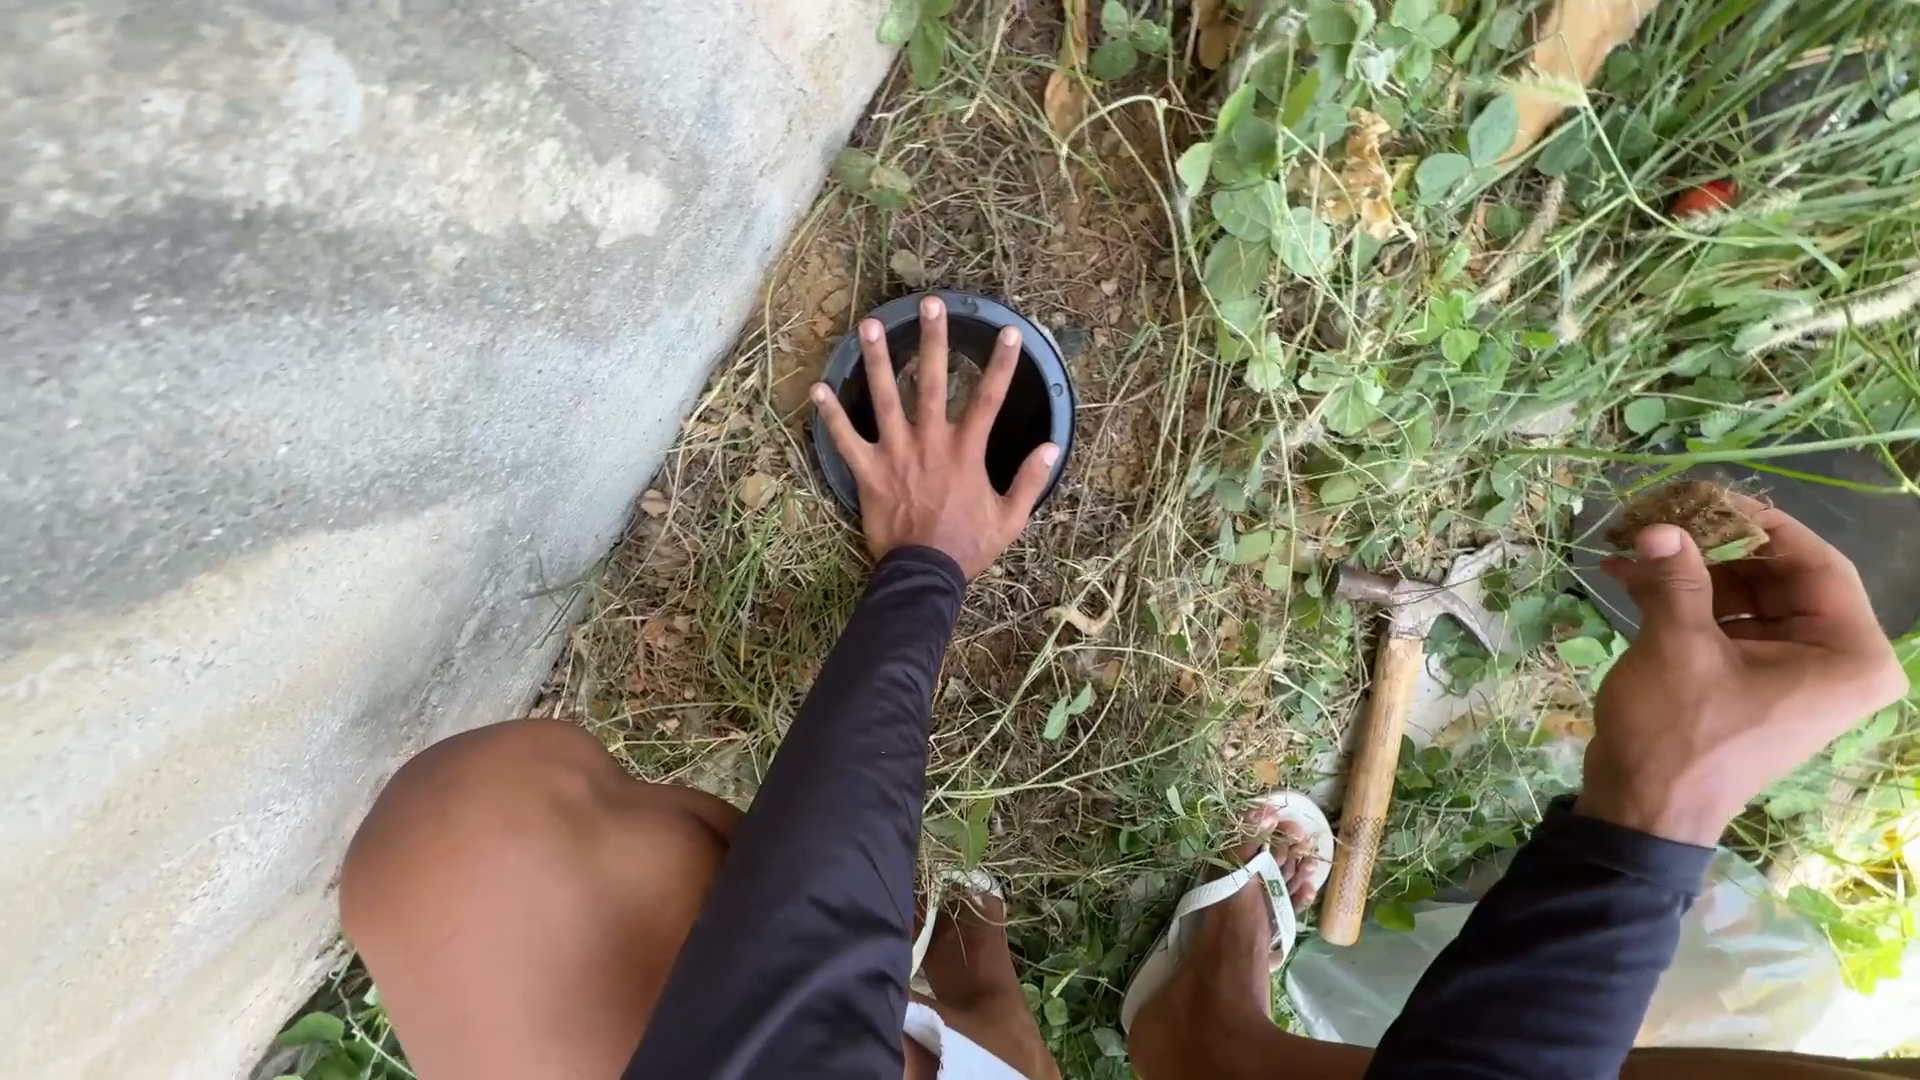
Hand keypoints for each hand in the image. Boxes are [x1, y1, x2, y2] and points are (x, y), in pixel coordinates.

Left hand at [812, 296, 1058, 578]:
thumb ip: (1029, 481)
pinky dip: (831, 416)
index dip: (1001, 365)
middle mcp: (929, 443)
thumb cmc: (967, 547)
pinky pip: (846, 439)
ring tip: (870, 325)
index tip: (1008, 333)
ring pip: (885, 399)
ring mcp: (895, 454)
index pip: (989, 399)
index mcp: (966, 451)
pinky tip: (818, 389)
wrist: (924, 574)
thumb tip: (1052, 448)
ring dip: (877, 361)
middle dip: (933, 341)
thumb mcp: (1010, 519)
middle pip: (932, 383)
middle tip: (930, 305)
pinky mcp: (868, 472)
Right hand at [1578, 494, 1908, 845]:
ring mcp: (1782, 670)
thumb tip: (1657, 525)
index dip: (1756, 524)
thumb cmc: (1678, 730)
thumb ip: (1674, 582)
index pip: (1816, 565)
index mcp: (1847, 655)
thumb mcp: (1676, 649)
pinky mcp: (1740, 678)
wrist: (1644, 803)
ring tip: (1624, 550)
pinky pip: (1718, 623)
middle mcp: (1828, 659)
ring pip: (1739, 597)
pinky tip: (1626, 579)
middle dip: (1708, 548)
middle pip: (1775, 578)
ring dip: (1682, 572)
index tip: (1698, 497)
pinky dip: (1675, 600)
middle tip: (1650, 521)